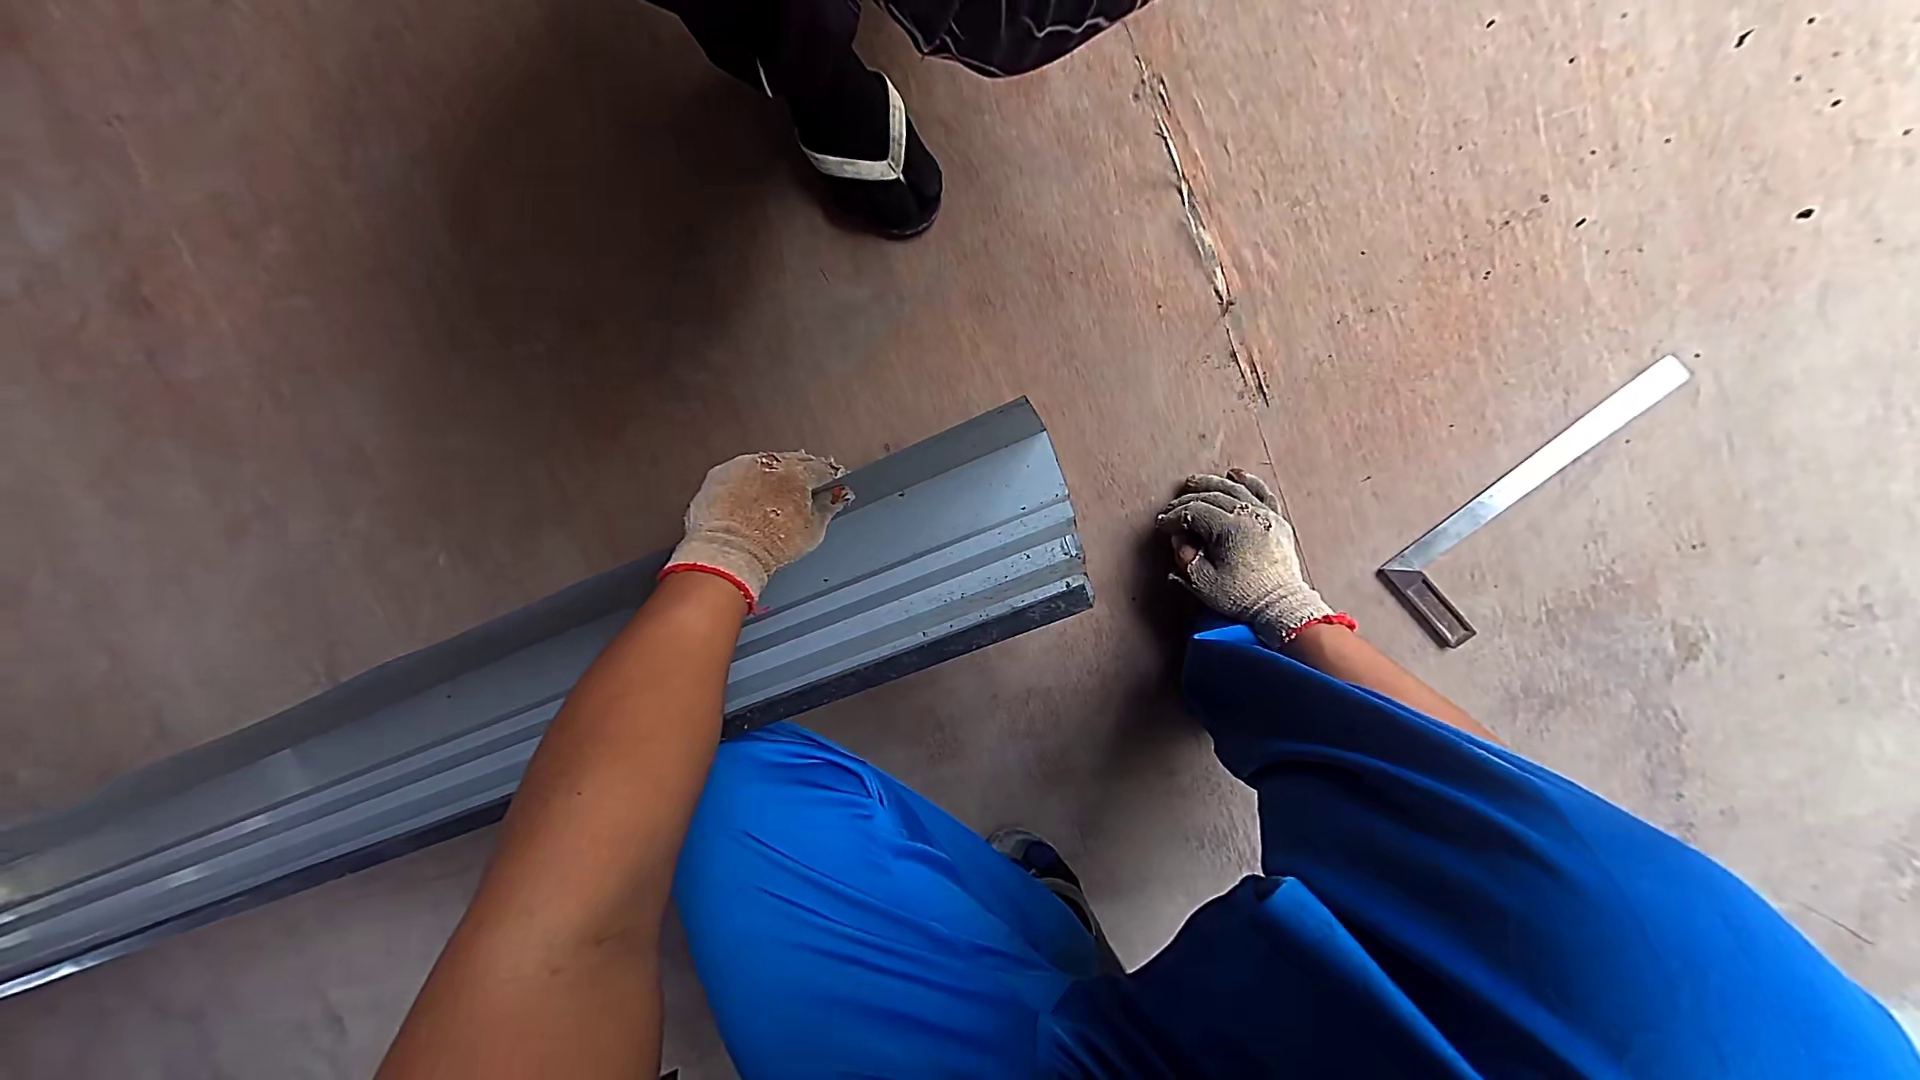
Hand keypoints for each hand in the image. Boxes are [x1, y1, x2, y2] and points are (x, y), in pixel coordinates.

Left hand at [663, 452, 851, 608]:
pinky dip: (745, 486)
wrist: (730, 553)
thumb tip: (837, 498)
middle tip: (797, 500)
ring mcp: (742, 467)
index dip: (828, 479)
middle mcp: (770, 463)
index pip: (821, 467)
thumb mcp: (813, 531)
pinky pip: (739, 475)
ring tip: (769, 507)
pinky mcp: (718, 475)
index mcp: (798, 472)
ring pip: (764, 466)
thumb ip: (828, 507)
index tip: (828, 488)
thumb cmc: (769, 545)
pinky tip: (746, 506)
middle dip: (798, 477)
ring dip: (770, 479)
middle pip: (792, 462)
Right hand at [1155, 468, 1334, 646]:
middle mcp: (1249, 516)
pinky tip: (1235, 474)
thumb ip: (1187, 556)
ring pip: (1234, 489)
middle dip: (1186, 500)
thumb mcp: (1203, 582)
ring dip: (1211, 483)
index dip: (1174, 517)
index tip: (1163, 525)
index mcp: (1230, 529)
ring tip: (1193, 482)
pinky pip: (1262, 493)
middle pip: (1212, 496)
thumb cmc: (1242, 596)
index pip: (1194, 512)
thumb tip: (1180, 538)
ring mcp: (1266, 516)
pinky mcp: (1277, 521)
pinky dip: (1248, 482)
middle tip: (1171, 508)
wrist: (1281, 607)